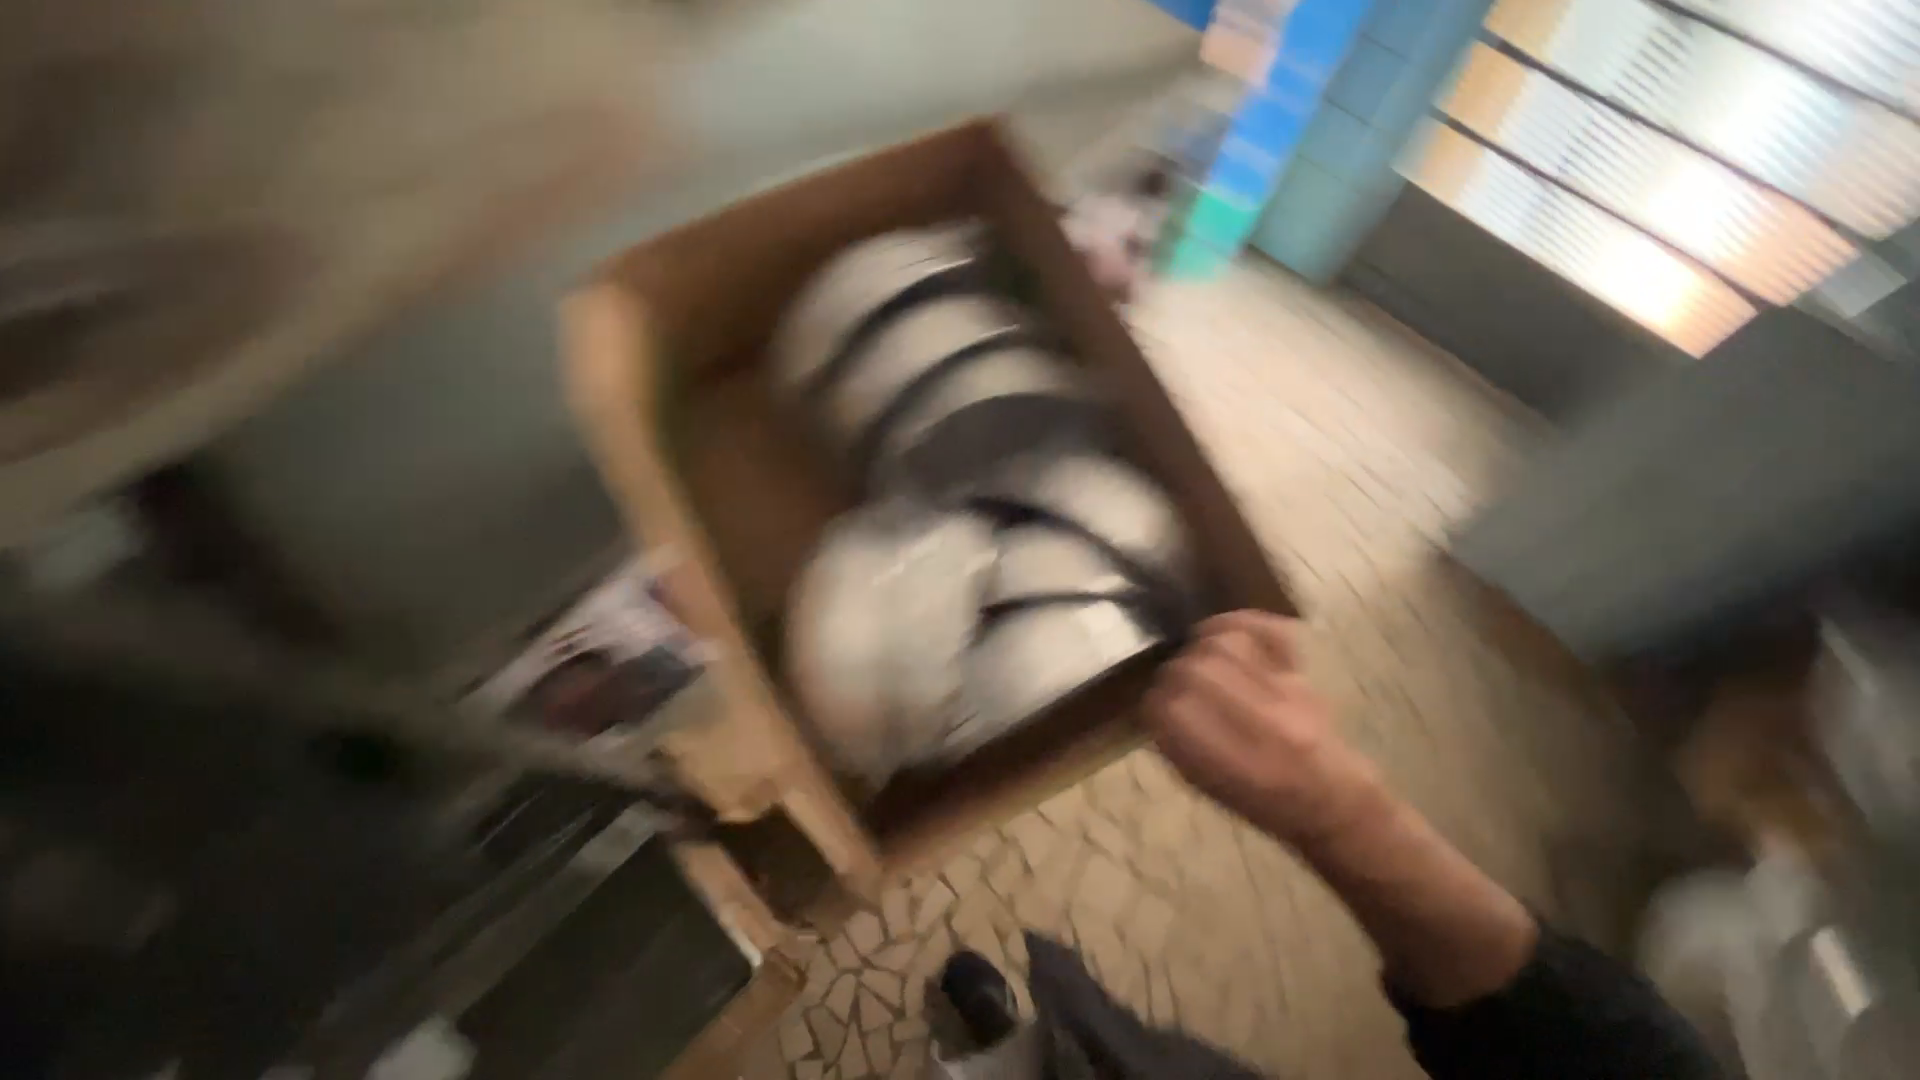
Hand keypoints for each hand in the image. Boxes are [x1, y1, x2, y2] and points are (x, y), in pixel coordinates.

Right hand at [1144, 611, 1385, 847]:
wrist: (1330, 801)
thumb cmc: (1261, 804)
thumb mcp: (1206, 787)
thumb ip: (1176, 742)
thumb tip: (1153, 701)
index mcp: (1226, 762)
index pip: (1168, 707)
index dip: (1156, 701)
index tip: (1157, 706)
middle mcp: (1256, 725)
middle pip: (1191, 669)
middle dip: (1174, 670)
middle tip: (1176, 679)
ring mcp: (1283, 695)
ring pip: (1223, 644)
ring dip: (1202, 643)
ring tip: (1199, 654)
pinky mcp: (1301, 675)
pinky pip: (1270, 631)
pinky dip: (1244, 623)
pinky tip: (1231, 634)